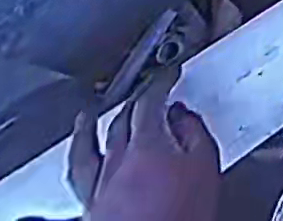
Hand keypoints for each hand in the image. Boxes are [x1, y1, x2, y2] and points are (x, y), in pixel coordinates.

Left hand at [71, 73, 220, 220]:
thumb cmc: (182, 218)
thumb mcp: (205, 165)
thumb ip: (193, 132)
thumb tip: (182, 117)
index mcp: (146, 146)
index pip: (150, 101)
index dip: (160, 82)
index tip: (169, 76)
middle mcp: (115, 166)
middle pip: (121, 121)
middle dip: (134, 101)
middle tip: (145, 92)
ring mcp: (98, 194)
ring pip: (86, 152)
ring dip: (86, 129)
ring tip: (86, 116)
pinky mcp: (90, 217)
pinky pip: (78, 183)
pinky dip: (78, 168)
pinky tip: (76, 169)